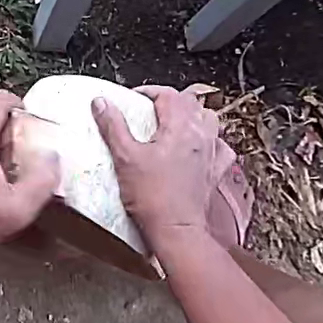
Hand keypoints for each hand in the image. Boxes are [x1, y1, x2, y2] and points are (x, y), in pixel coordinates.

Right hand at [92, 85, 227, 248]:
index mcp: (179, 127)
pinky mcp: (214, 172)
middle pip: (191, 102)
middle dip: (170, 101)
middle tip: (150, 110)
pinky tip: (198, 149)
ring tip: (174, 125)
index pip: (168, 94)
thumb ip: (113, 126)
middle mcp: (200, 136)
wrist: (177, 232)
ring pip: (209, 120)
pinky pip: (220, 148)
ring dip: (193, 117)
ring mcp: (211, 153)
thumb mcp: (125, 158)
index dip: (149, 91)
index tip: (135, 98)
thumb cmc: (153, 198)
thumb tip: (102, 103)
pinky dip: (210, 143)